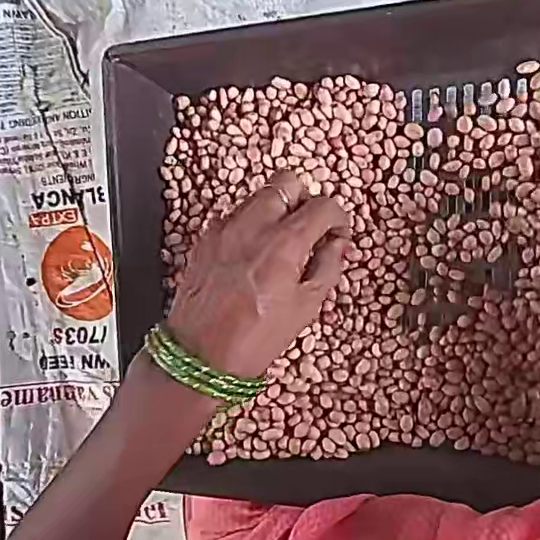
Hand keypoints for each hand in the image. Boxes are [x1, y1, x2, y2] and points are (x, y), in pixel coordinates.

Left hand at [166, 169, 350, 377]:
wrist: (200, 357)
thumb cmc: (253, 339)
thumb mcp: (306, 306)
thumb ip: (328, 266)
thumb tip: (336, 245)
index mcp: (284, 244)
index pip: (324, 205)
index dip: (338, 219)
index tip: (338, 234)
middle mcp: (252, 226)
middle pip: (288, 182)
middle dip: (306, 200)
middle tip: (311, 228)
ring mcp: (225, 229)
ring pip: (260, 195)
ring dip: (279, 210)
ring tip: (284, 243)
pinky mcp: (206, 238)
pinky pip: (236, 215)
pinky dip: (253, 225)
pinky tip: (257, 254)